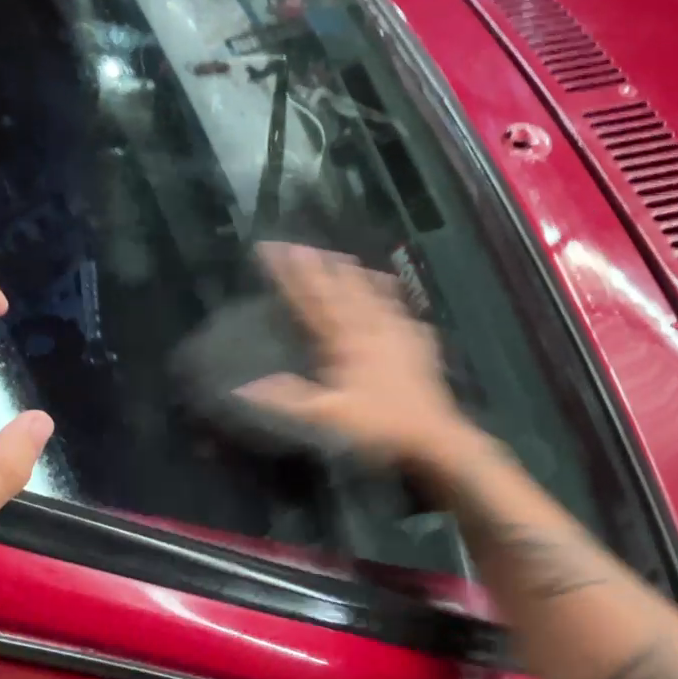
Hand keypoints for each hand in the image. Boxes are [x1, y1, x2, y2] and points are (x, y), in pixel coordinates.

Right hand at [239, 243, 473, 466]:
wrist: (435, 434)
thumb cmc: (379, 425)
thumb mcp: (327, 417)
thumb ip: (286, 399)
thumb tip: (242, 387)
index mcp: (346, 340)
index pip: (311, 299)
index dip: (290, 275)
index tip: (271, 251)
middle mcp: (371, 326)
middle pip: (340, 287)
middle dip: (317, 265)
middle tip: (299, 244)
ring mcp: (397, 330)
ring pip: (370, 291)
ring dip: (350, 272)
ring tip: (337, 255)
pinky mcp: (416, 340)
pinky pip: (398, 305)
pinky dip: (387, 290)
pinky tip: (387, 281)